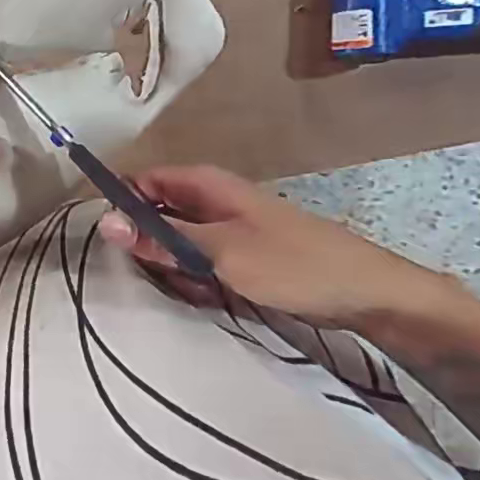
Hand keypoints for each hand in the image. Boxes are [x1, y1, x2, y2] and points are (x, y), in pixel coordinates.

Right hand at [97, 164, 476, 330]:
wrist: (375, 297)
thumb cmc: (294, 265)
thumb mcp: (218, 252)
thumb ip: (160, 237)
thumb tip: (104, 222)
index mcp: (204, 183)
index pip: (140, 181)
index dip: (120, 205)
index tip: (109, 238)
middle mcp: (209, 198)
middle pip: (153, 210)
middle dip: (144, 239)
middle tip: (147, 270)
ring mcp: (224, 226)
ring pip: (172, 237)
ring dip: (168, 261)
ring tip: (179, 285)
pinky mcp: (236, 251)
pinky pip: (194, 256)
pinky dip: (189, 273)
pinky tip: (199, 292)